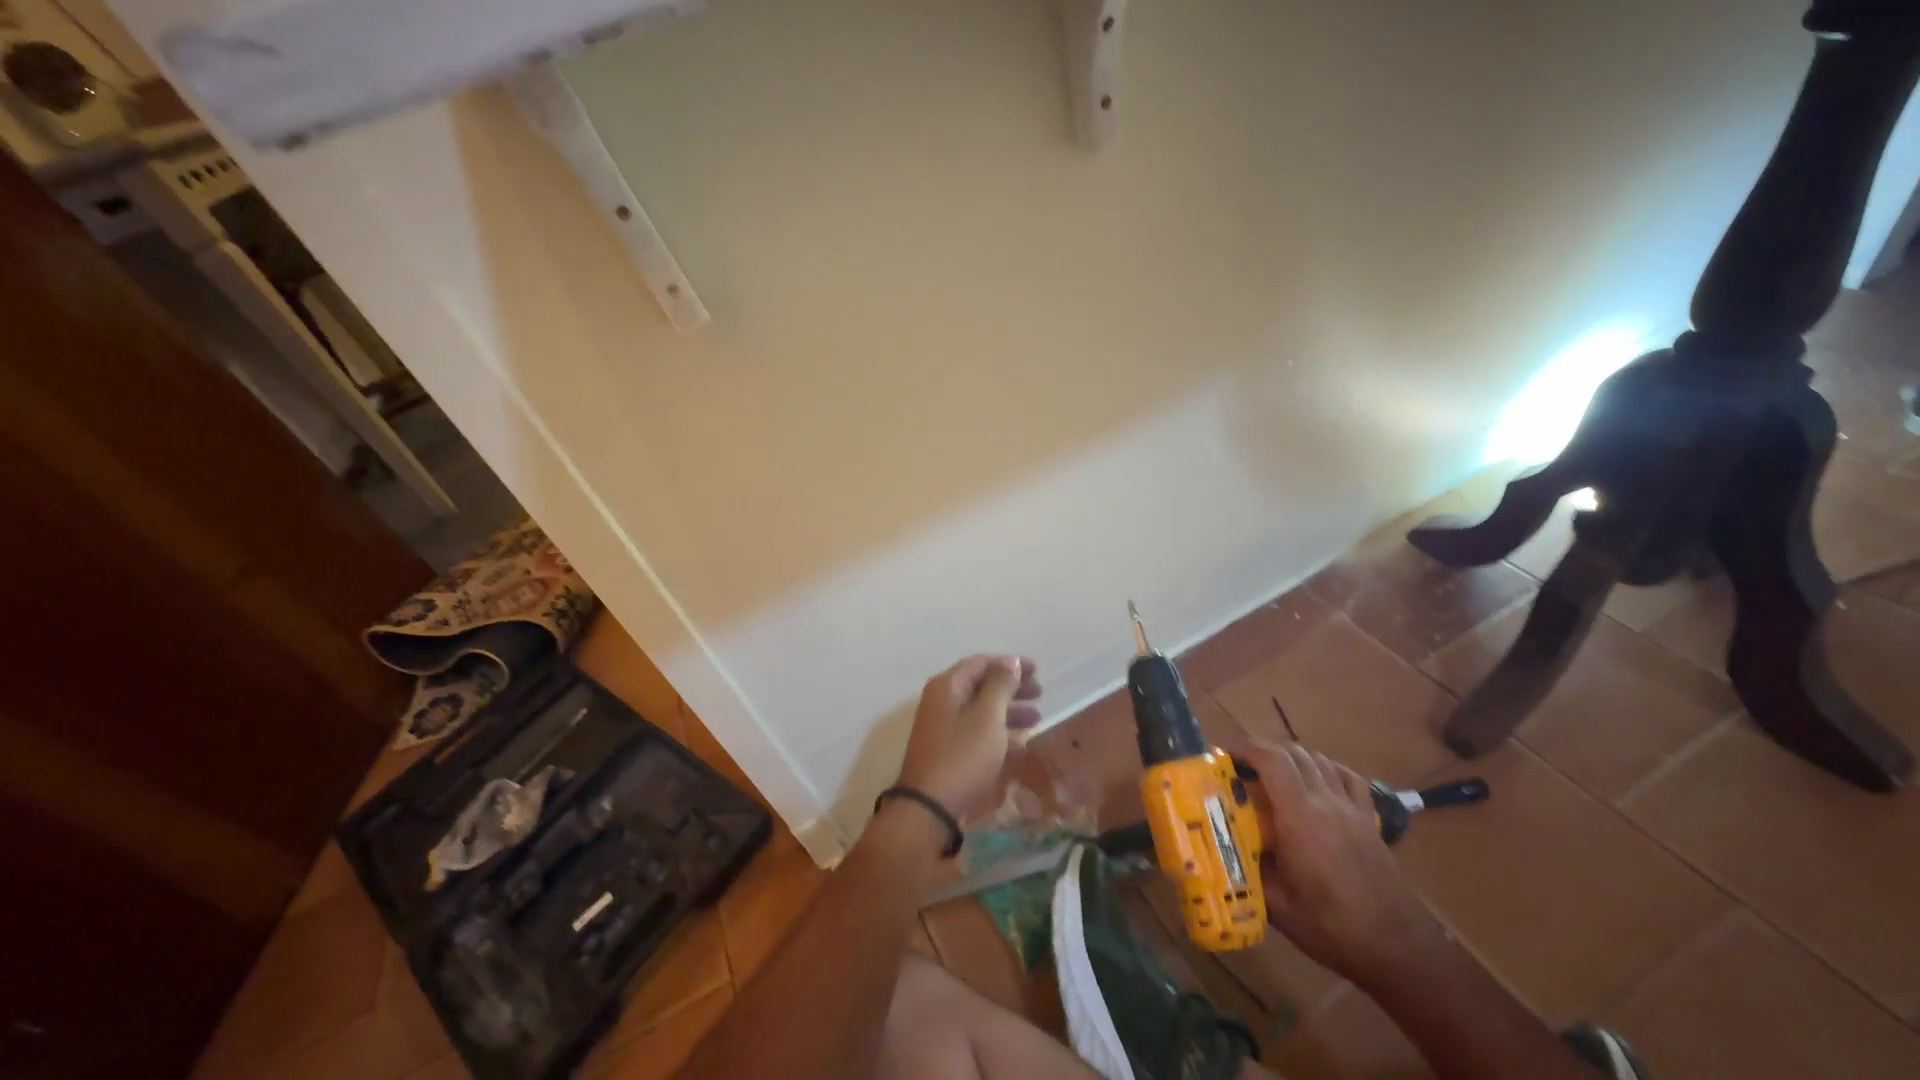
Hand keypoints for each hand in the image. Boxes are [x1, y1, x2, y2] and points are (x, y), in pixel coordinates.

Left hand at [895, 655, 1040, 817]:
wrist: (931, 807)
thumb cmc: (963, 756)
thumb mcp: (987, 717)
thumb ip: (1000, 686)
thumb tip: (1009, 661)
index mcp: (947, 687)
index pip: (980, 663)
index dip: (1008, 664)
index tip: (1036, 670)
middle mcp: (942, 703)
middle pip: (980, 686)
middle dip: (1011, 688)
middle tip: (1040, 693)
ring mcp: (943, 729)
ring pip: (981, 711)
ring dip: (1008, 712)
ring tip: (1037, 718)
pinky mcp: (949, 753)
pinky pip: (977, 735)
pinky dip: (999, 735)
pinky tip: (1021, 745)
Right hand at [1244, 743, 1446, 987]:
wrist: (1395, 945)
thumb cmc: (1331, 928)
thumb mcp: (1277, 906)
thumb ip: (1250, 871)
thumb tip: (1229, 850)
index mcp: (1300, 818)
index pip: (1273, 761)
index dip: (1246, 749)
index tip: (1225, 757)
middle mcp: (1327, 803)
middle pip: (1295, 754)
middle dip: (1264, 753)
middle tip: (1243, 771)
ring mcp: (1352, 809)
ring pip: (1321, 760)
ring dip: (1293, 759)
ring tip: (1274, 778)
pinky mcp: (1369, 820)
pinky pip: (1348, 777)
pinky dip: (1327, 769)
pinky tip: (1317, 783)